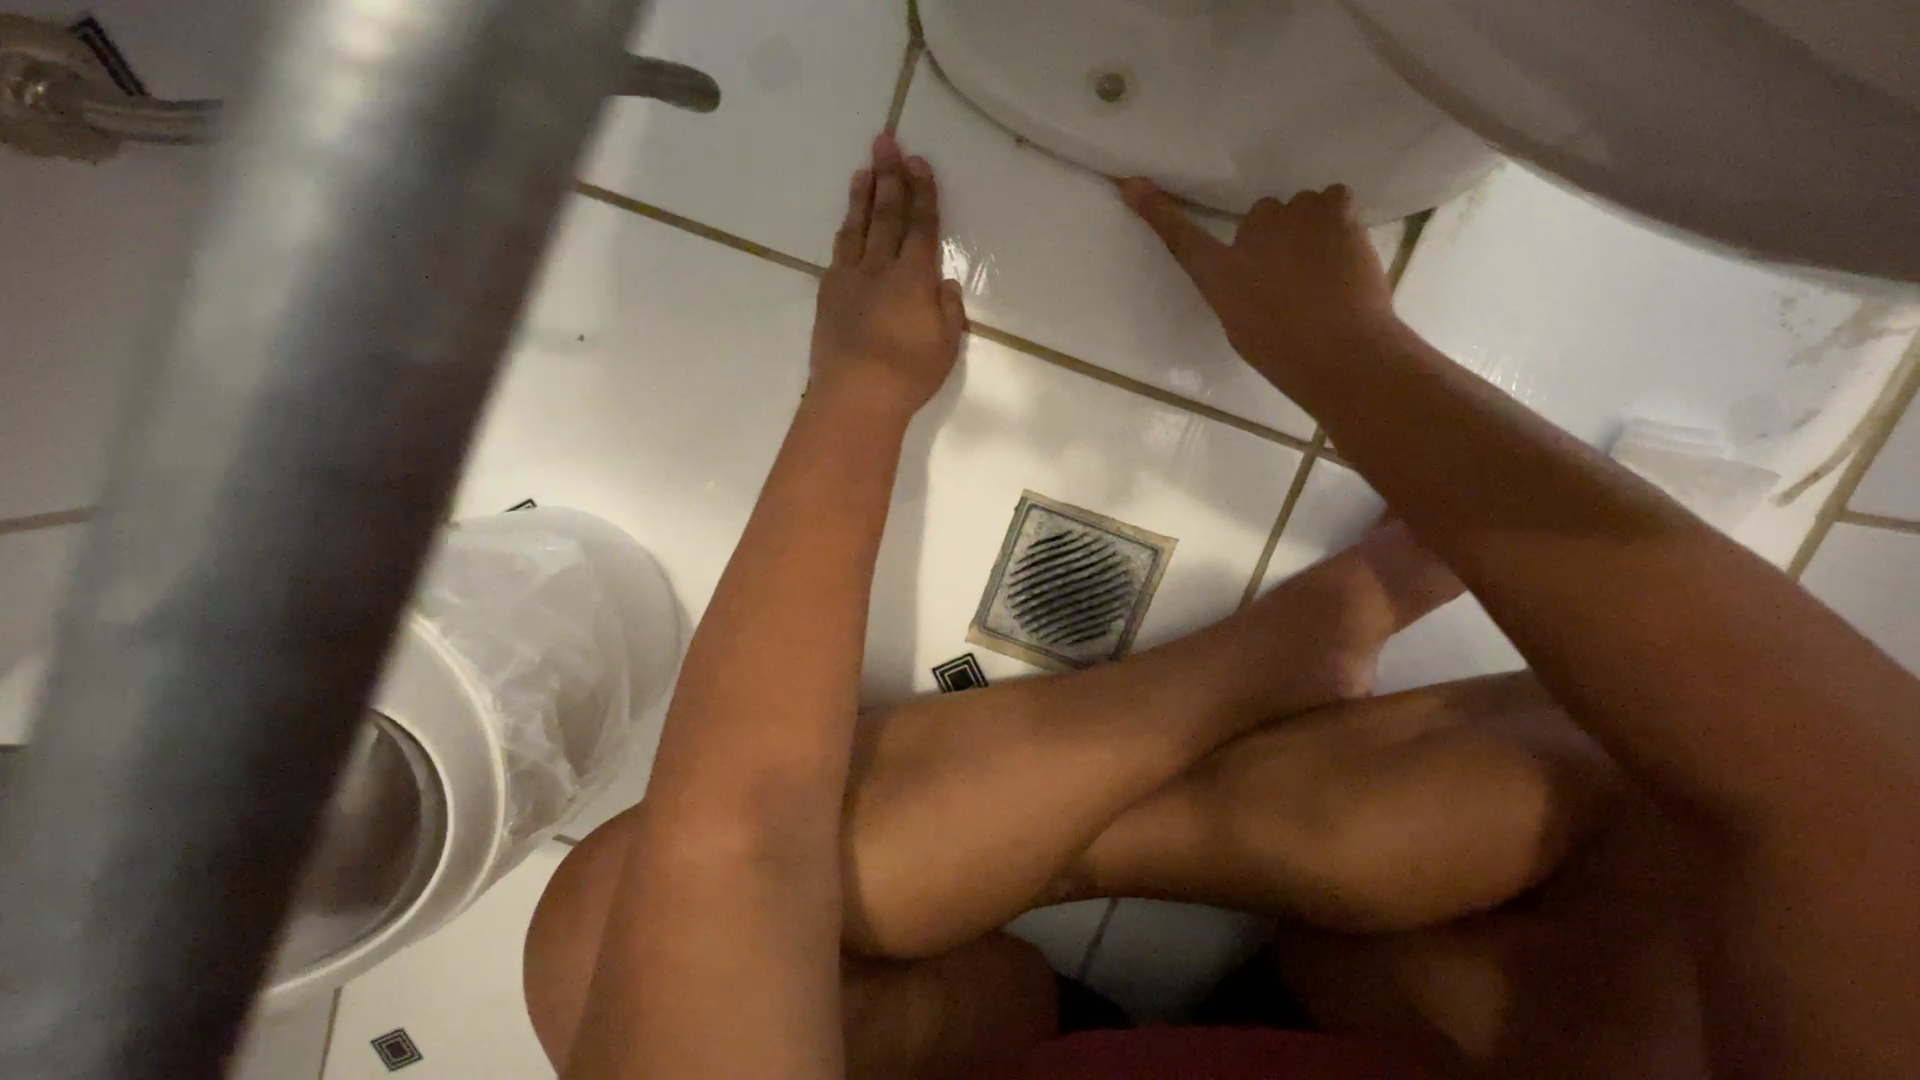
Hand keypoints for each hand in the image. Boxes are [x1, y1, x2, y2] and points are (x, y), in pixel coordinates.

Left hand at [808, 133, 966, 418]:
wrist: (855, 395)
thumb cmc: (908, 375)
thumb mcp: (946, 346)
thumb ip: (948, 310)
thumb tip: (943, 283)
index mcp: (916, 278)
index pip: (922, 225)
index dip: (923, 192)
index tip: (918, 161)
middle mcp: (882, 268)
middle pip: (888, 214)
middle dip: (890, 176)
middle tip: (886, 142)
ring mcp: (851, 278)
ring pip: (859, 227)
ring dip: (863, 196)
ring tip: (866, 169)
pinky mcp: (829, 294)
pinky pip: (839, 251)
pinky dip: (846, 230)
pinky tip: (847, 222)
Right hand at [1120, 179, 1398, 384]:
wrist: (1340, 352)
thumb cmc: (1286, 353)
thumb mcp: (1243, 327)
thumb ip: (1239, 290)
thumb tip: (1258, 274)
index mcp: (1219, 273)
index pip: (1180, 236)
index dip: (1155, 209)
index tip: (1132, 185)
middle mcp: (1250, 235)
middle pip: (1260, 216)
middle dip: (1272, 236)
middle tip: (1292, 274)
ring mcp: (1293, 217)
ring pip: (1300, 207)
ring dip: (1307, 227)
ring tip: (1323, 267)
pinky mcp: (1336, 209)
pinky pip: (1334, 198)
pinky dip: (1338, 218)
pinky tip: (1344, 248)